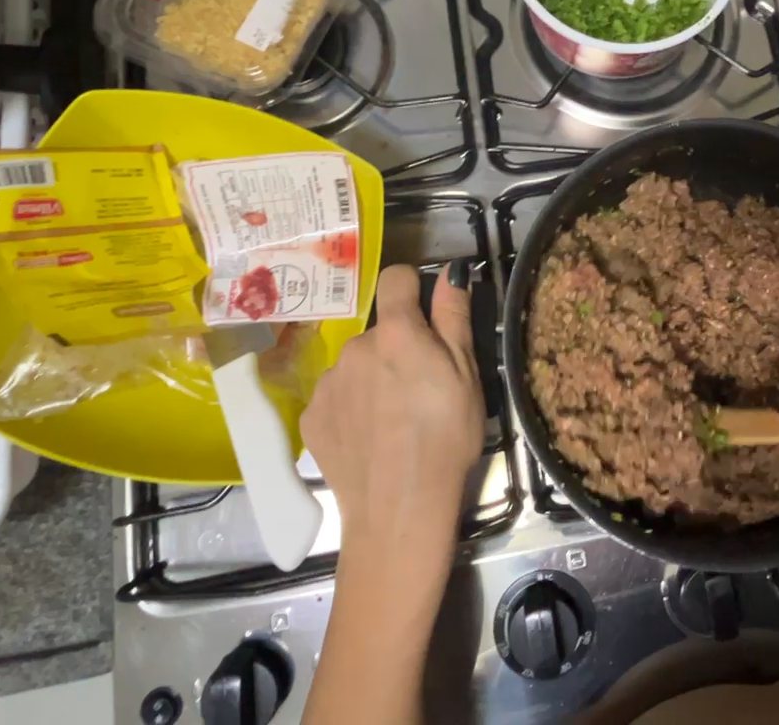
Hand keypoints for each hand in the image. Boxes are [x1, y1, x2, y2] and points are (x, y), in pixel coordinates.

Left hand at [300, 262, 484, 550]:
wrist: (399, 507)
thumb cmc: (445, 437)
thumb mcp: (466, 374)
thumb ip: (453, 317)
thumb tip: (449, 271)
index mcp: (397, 333)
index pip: (395, 279)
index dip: (412, 289)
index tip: (426, 314)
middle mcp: (355, 347)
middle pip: (379, 331)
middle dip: (398, 347)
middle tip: (421, 387)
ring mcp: (328, 382)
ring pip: (356, 364)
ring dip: (373, 376)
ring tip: (395, 418)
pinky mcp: (311, 415)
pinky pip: (336, 395)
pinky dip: (352, 406)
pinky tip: (371, 435)